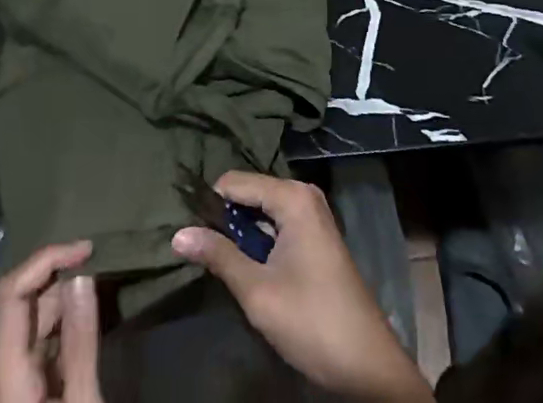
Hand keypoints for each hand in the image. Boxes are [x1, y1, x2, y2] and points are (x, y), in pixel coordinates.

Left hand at [0, 240, 102, 402]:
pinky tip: (90, 321)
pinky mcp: (19, 391)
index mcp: (4, 373)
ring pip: (35, 324)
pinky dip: (65, 326)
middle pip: (25, 307)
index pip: (11, 294)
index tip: (87, 248)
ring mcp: (6, 382)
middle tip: (106, 267)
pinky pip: (40, 344)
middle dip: (64, 279)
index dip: (45, 260)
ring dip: (67, 300)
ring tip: (105, 287)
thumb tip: (82, 277)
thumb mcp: (82, 402)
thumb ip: (80, 343)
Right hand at [172, 172, 432, 402]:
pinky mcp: (314, 235)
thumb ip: (218, 256)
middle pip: (249, 192)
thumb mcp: (256, 290)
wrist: (364, 360)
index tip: (182, 226)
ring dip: (237, 229)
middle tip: (192, 243)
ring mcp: (312, 215)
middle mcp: (303, 195)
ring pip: (261, 209)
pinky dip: (255, 237)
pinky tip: (237, 259)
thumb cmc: (310, 319)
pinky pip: (275, 223)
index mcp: (292, 197)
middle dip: (222, 215)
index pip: (234, 181)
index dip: (208, 203)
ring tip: (207, 252)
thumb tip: (177, 233)